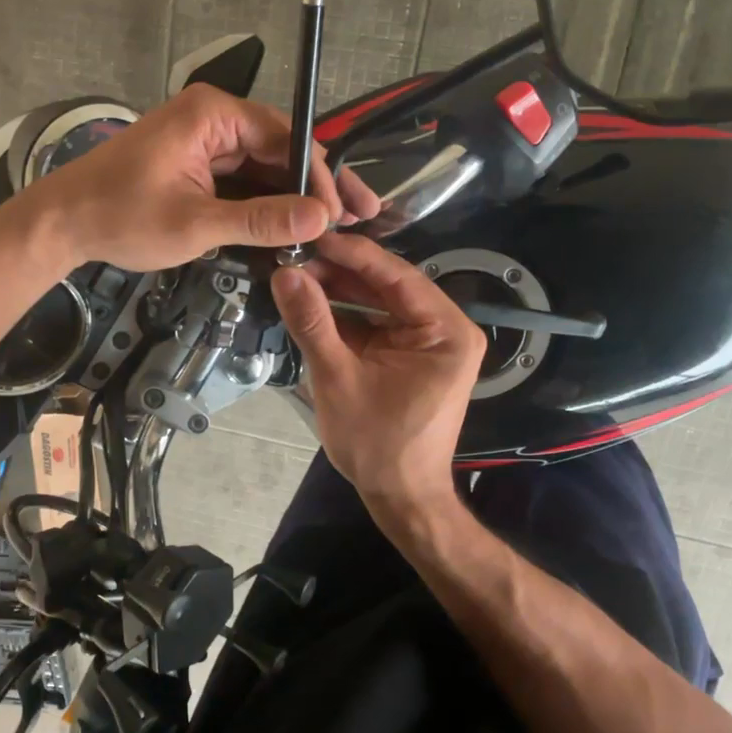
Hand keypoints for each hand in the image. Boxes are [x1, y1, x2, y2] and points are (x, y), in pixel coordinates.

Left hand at [24, 84, 379, 271]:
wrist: (62, 223)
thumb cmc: (122, 217)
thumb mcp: (197, 223)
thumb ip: (261, 220)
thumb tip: (321, 219)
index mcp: (213, 114)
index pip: (286, 137)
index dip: (320, 177)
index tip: (345, 213)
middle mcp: (214, 117)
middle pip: (281, 148)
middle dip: (316, 185)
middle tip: (358, 217)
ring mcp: (204, 140)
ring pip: (264, 166)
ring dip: (295, 196)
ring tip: (335, 226)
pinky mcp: (196, 163)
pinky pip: (243, 178)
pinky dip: (266, 202)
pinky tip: (293, 226)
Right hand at [270, 233, 484, 510]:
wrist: (400, 497)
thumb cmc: (377, 444)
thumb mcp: (338, 379)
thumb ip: (312, 323)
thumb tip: (284, 273)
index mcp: (447, 331)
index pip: (397, 276)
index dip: (352, 254)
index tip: (313, 235)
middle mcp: (447, 329)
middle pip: (389, 286)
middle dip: (342, 273)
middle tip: (295, 257)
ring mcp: (430, 344)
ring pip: (381, 304)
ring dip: (341, 293)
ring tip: (297, 275)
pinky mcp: (412, 358)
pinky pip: (379, 325)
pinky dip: (347, 318)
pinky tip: (313, 302)